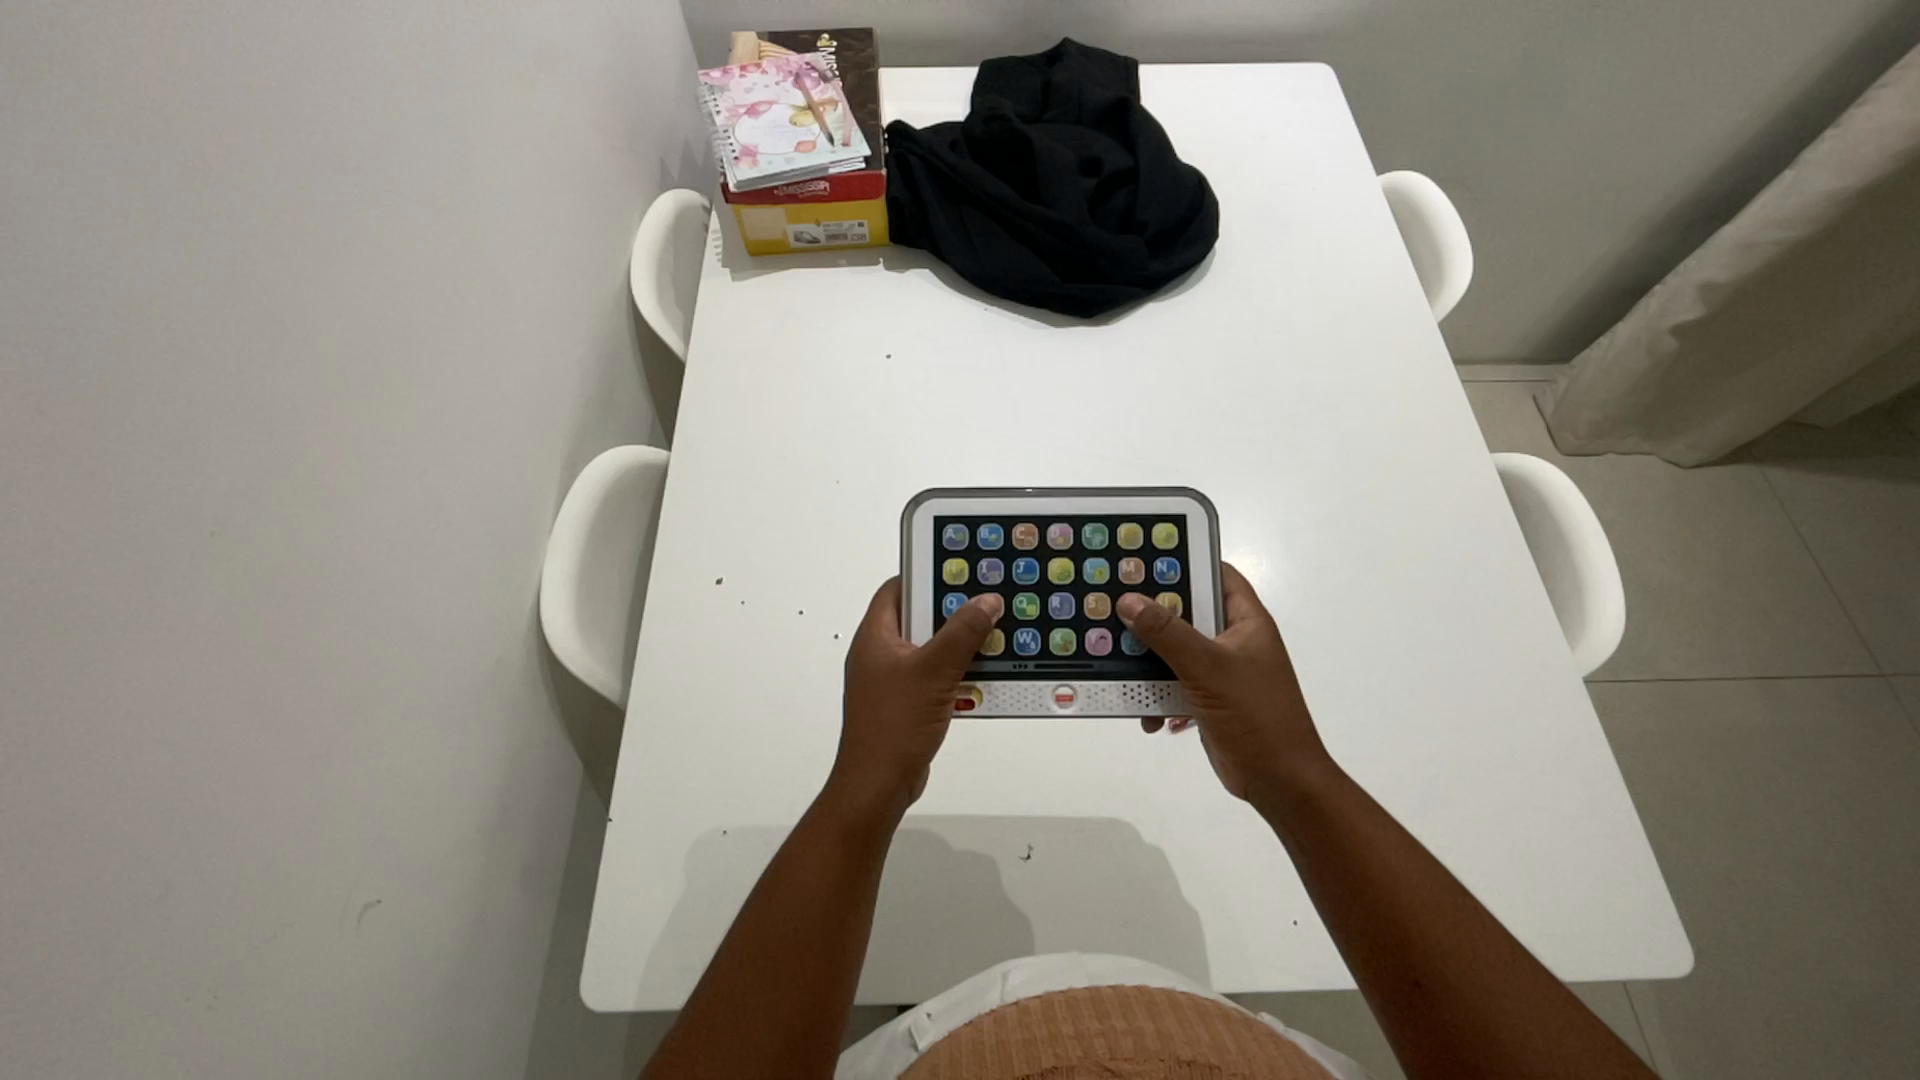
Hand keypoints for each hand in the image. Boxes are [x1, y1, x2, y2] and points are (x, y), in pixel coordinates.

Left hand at [827, 577, 1002, 820]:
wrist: (878, 785)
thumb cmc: (894, 725)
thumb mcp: (934, 671)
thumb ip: (962, 633)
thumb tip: (986, 600)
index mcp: (875, 636)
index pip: (897, 589)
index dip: (927, 575)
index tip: (961, 571)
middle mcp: (880, 654)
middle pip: (919, 618)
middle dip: (953, 613)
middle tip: (987, 603)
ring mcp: (892, 680)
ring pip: (931, 650)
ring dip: (959, 647)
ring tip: (993, 638)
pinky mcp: (905, 703)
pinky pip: (935, 678)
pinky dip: (957, 675)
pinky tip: (985, 678)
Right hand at [1118, 563, 1331, 802]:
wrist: (1280, 782)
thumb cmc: (1254, 715)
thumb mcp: (1208, 668)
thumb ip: (1167, 633)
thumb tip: (1128, 600)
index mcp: (1246, 622)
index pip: (1217, 575)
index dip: (1185, 561)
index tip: (1142, 557)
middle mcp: (1233, 641)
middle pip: (1187, 613)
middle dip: (1152, 614)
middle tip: (1112, 604)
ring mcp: (1221, 673)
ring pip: (1175, 652)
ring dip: (1149, 663)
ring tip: (1116, 660)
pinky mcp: (1208, 701)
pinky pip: (1173, 686)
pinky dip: (1157, 697)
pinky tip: (1147, 715)